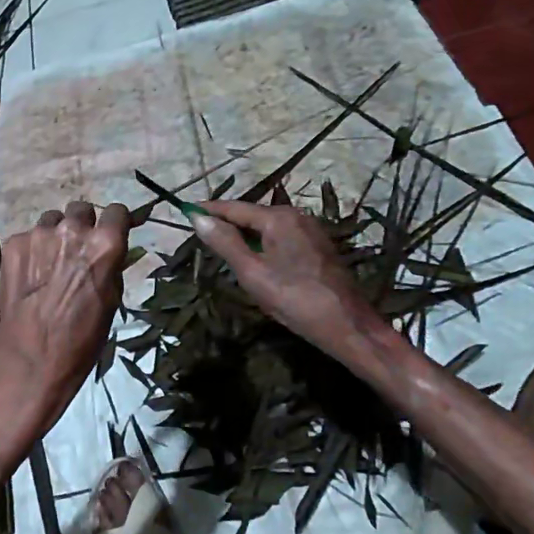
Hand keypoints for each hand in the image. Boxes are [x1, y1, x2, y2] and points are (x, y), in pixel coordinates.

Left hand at [0, 201, 128, 414]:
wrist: (30, 357)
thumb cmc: (81, 338)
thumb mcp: (111, 301)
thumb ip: (111, 267)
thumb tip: (112, 253)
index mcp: (104, 244)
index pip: (117, 211)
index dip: (115, 222)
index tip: (112, 231)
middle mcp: (72, 230)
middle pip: (81, 210)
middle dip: (82, 225)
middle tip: (77, 250)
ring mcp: (38, 234)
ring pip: (52, 220)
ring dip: (55, 235)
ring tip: (50, 263)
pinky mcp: (13, 243)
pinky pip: (28, 236)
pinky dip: (31, 250)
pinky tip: (30, 276)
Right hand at [193, 200, 392, 367]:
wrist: (347, 325)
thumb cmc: (295, 299)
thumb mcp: (252, 273)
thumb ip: (226, 243)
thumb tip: (199, 219)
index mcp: (279, 218)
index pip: (235, 207)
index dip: (210, 210)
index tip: (187, 210)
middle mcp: (297, 216)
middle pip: (253, 215)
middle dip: (227, 223)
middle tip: (202, 232)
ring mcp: (311, 232)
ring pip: (268, 228)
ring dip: (245, 235)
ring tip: (223, 246)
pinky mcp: (318, 248)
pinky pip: (282, 239)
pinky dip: (263, 244)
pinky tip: (254, 261)